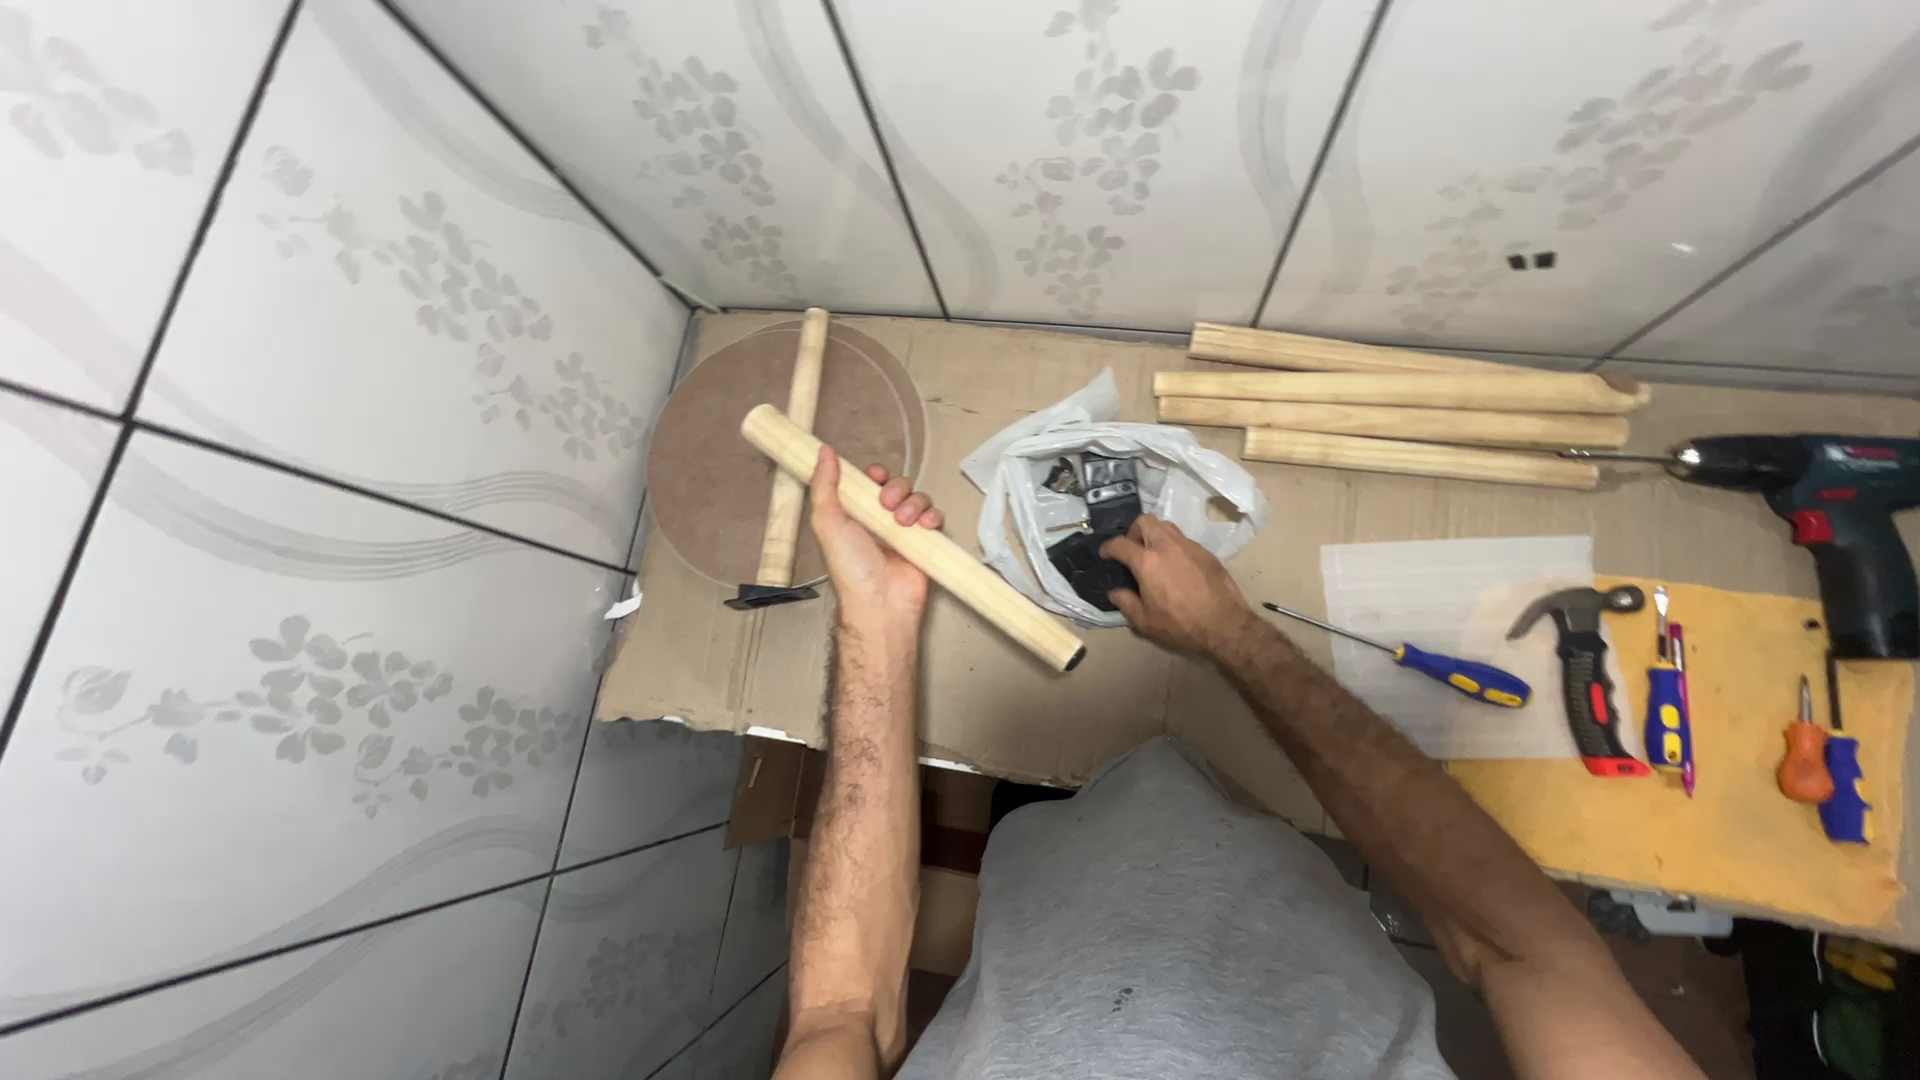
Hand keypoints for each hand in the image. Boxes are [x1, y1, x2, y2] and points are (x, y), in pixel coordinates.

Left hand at [809, 446, 944, 629]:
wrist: (880, 602)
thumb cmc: (850, 566)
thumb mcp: (827, 522)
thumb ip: (824, 485)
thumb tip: (824, 451)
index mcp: (856, 513)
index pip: (871, 482)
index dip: (876, 475)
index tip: (876, 477)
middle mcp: (880, 520)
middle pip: (898, 486)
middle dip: (896, 489)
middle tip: (887, 506)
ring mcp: (904, 532)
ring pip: (918, 499)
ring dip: (914, 503)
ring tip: (903, 523)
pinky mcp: (925, 543)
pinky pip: (935, 518)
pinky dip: (933, 517)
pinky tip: (925, 526)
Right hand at [1100, 514, 1257, 656]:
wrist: (1225, 625)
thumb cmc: (1181, 625)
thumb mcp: (1145, 622)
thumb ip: (1126, 603)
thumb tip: (1115, 592)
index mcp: (1147, 562)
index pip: (1120, 543)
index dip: (1108, 547)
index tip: (1105, 555)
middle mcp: (1167, 546)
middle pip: (1145, 521)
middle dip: (1133, 531)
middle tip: (1132, 550)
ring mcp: (1189, 546)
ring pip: (1166, 526)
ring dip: (1155, 534)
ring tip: (1153, 555)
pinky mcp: (1206, 552)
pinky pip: (1183, 540)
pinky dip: (1173, 546)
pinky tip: (1176, 566)